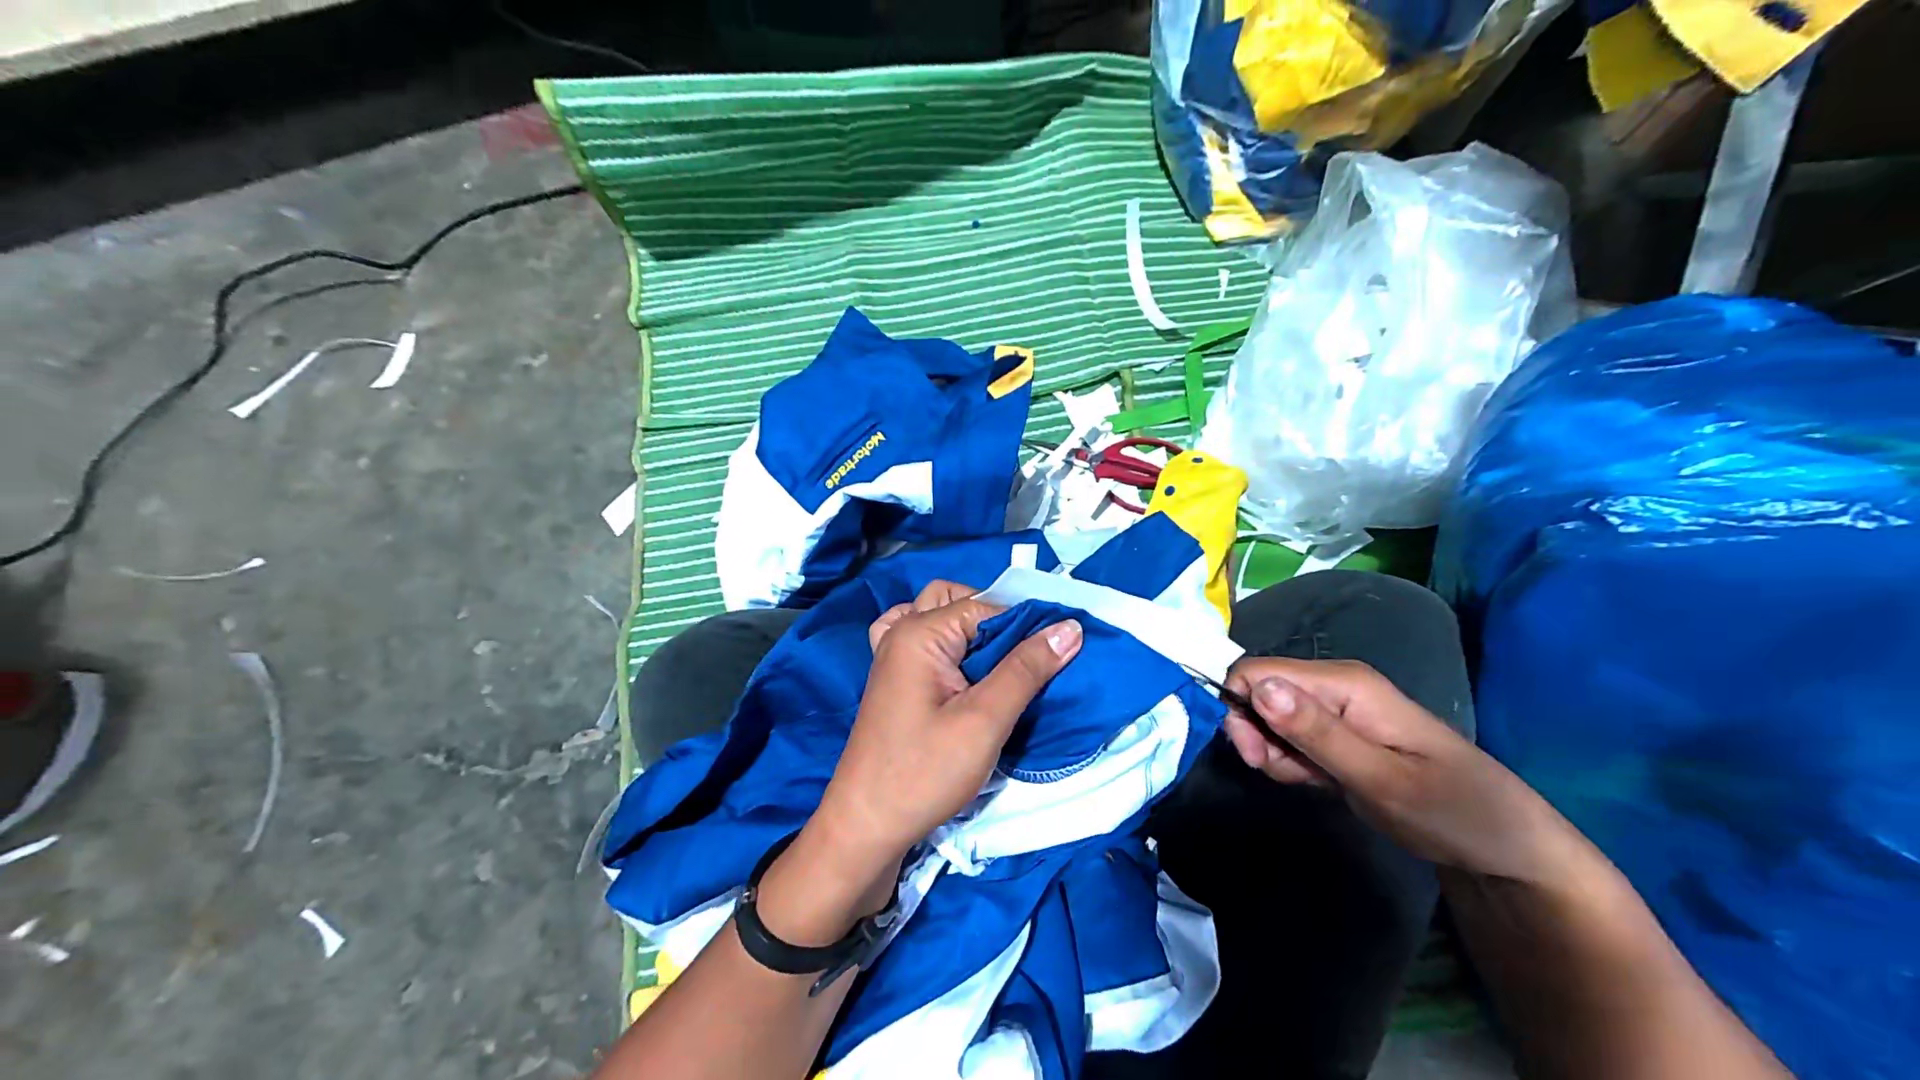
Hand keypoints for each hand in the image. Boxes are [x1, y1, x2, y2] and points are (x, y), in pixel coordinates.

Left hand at [757, 581, 1081, 944]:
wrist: (867, 825)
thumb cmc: (924, 773)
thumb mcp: (984, 722)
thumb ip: (1026, 670)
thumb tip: (1069, 627)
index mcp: (918, 633)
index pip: (985, 605)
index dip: (1025, 624)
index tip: (1058, 651)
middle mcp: (901, 633)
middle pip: (958, 602)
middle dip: (998, 623)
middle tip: (1027, 662)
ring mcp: (892, 655)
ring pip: (940, 617)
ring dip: (973, 631)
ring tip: (999, 666)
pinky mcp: (894, 679)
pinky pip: (921, 639)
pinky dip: (946, 643)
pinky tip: (961, 668)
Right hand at [1222, 657, 1589, 885]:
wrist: (1501, 847)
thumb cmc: (1449, 810)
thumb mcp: (1380, 778)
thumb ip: (1315, 731)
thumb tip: (1257, 686)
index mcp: (1344, 682)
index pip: (1257, 671)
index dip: (1241, 707)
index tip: (1255, 754)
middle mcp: (1333, 686)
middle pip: (1258, 693)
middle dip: (1256, 734)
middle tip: (1282, 773)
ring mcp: (1334, 711)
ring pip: (1268, 719)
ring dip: (1272, 752)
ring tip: (1309, 782)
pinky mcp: (1335, 735)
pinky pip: (1288, 738)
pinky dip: (1288, 761)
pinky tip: (1314, 782)